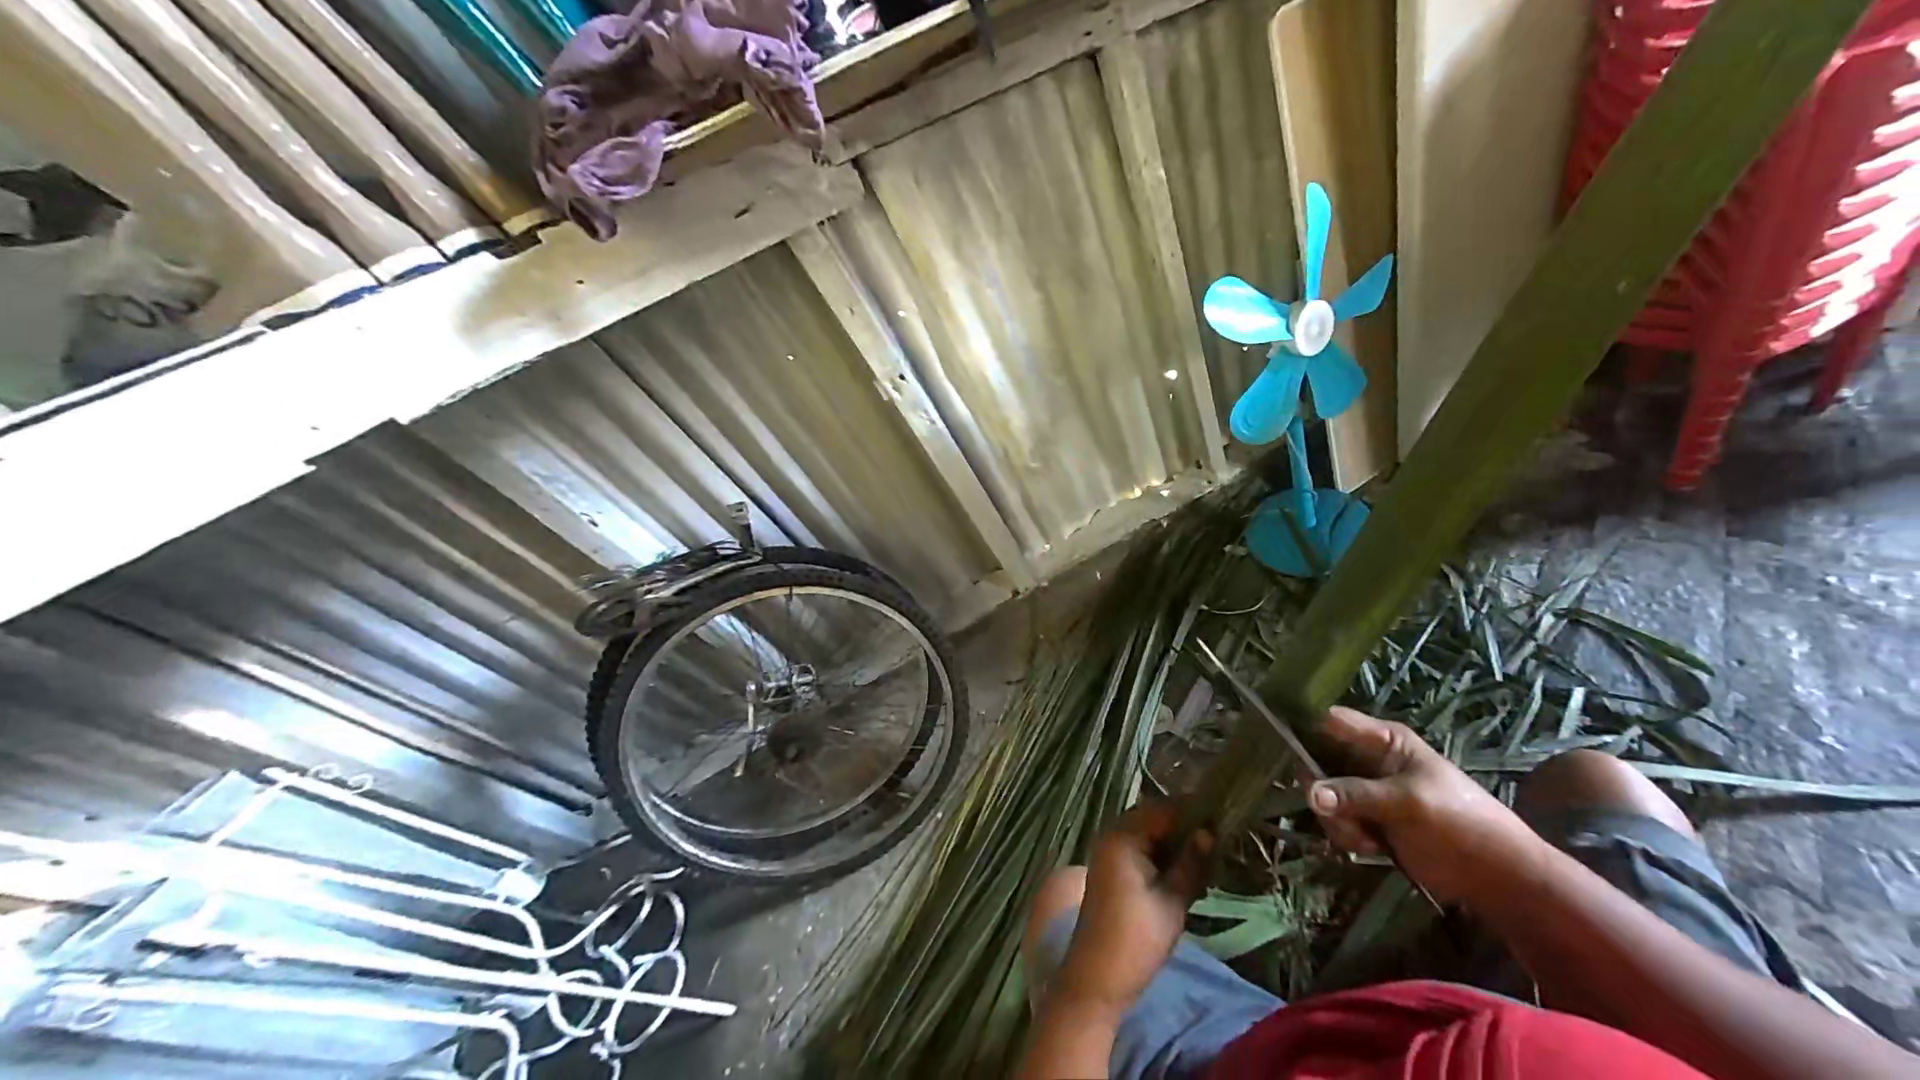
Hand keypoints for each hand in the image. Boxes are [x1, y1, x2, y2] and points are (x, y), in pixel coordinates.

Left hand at [1049, 802, 1212, 1017]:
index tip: (1224, 817)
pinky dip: (1163, 856)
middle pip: (1155, 818)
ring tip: (1209, 858)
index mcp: (1123, 836)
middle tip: (1220, 840)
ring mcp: (1109, 852)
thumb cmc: (1136, 939)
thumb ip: (1191, 863)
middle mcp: (1112, 835)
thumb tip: (1209, 832)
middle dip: (1186, 827)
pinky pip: (1141, 849)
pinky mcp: (1111, 869)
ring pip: (1149, 834)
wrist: (1097, 978)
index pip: (1163, 808)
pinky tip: (1188, 871)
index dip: (1194, 811)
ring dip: (1176, 843)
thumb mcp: (1173, 901)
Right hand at [1308, 706, 1542, 902]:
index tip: (1276, 744)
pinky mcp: (1367, 817)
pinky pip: (1335, 818)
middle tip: (1335, 813)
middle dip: (1320, 790)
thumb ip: (1356, 795)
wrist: (1498, 877)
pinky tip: (1371, 848)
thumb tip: (1309, 794)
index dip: (1302, 726)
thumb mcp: (1408, 803)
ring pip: (1322, 794)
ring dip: (1336, 819)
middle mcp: (1368, 758)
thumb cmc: (1460, 823)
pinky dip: (1346, 835)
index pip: (1329, 720)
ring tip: (1366, 839)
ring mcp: (1366, 788)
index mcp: (1383, 740)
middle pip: (1316, 759)